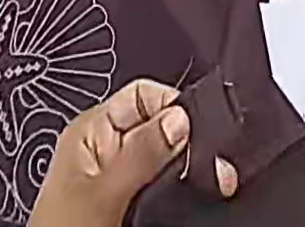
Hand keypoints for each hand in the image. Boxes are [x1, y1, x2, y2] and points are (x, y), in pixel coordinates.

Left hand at [28, 79, 236, 226]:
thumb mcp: (101, 192)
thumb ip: (141, 153)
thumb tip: (179, 117)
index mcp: (91, 130)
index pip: (141, 95)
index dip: (171, 105)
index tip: (199, 126)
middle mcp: (106, 150)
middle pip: (157, 128)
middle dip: (185, 140)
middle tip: (213, 160)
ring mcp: (119, 182)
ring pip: (165, 161)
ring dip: (186, 168)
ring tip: (211, 178)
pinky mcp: (130, 210)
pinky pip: (163, 190)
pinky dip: (180, 192)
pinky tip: (195, 195)